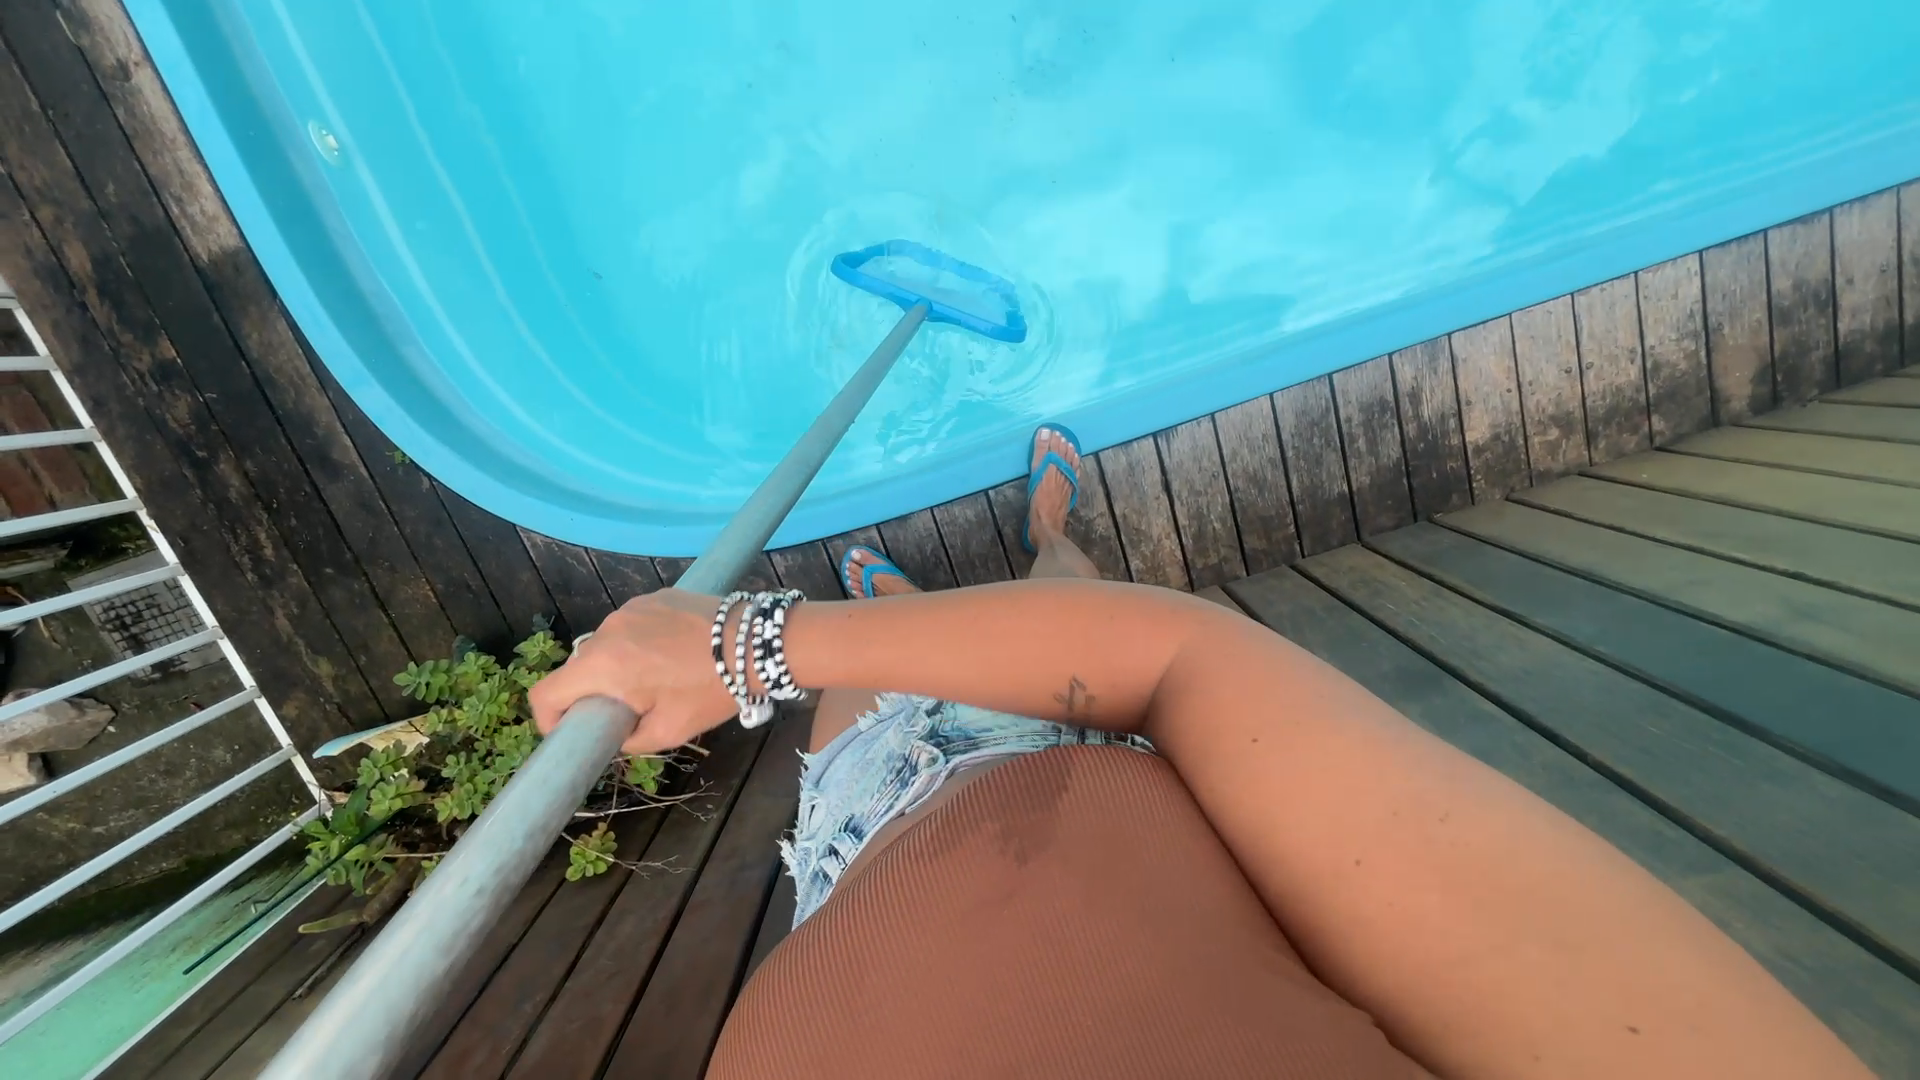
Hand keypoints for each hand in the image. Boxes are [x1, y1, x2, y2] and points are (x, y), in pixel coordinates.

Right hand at [529, 589, 738, 754]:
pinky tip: (673, 651)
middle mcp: (608, 630)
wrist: (755, 644)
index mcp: (602, 666)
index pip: (546, 693)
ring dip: (620, 663)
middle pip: (579, 667)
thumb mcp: (667, 732)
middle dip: (594, 690)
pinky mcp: (657, 594)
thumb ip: (627, 740)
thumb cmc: (710, 691)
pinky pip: (634, 623)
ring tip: (658, 677)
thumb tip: (614, 734)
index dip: (550, 719)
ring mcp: (632, 607)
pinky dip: (642, 639)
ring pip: (608, 643)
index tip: (573, 730)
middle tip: (628, 707)